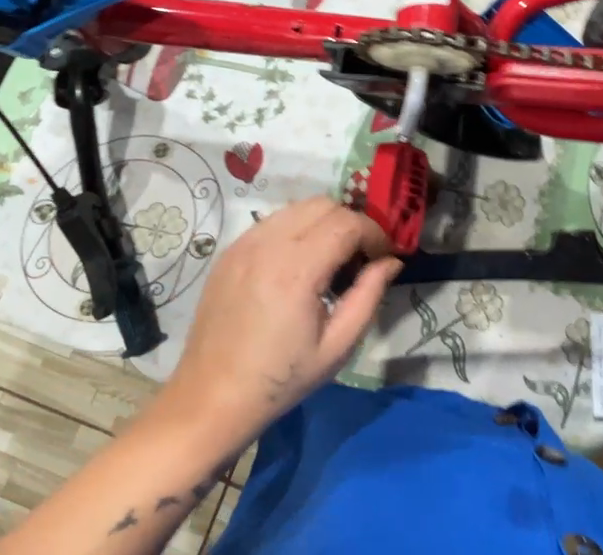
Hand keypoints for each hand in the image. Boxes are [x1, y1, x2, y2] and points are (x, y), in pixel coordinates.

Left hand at [164, 197, 401, 437]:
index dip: (374, 233)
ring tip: (330, 259)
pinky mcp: (229, 251)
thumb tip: (391, 261)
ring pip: (297, 207)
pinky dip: (295, 229)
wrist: (212, 398)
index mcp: (296, 270)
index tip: (384, 256)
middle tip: (360, 257)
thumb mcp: (337, 346)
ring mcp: (243, 243)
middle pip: (323, 204)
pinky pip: (273, 221)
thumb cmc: (281, 379)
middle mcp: (268, 244)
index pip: (347, 223)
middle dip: (351, 223)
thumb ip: (369, 296)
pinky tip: (298, 264)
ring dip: (323, 222)